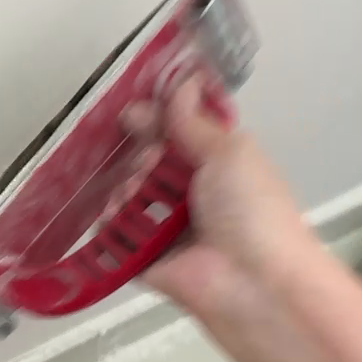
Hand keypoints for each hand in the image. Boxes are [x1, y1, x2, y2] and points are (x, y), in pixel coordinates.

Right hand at [123, 75, 317, 315]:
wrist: (249, 278)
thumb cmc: (251, 209)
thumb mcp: (230, 152)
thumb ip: (196, 122)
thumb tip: (182, 83)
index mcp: (216, 165)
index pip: (177, 133)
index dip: (156, 118)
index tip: (132, 109)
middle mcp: (187, 194)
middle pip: (147, 161)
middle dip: (141, 154)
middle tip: (150, 160)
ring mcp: (162, 227)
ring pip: (127, 194)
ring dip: (128, 186)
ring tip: (138, 192)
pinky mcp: (139, 257)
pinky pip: (112, 232)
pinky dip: (110, 221)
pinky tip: (117, 214)